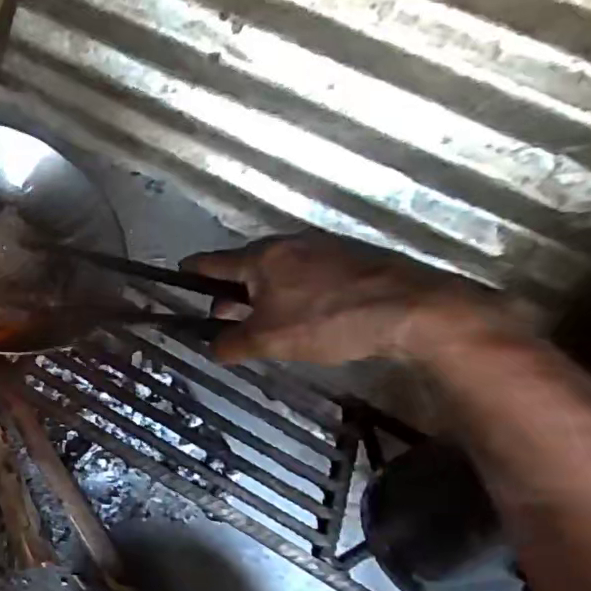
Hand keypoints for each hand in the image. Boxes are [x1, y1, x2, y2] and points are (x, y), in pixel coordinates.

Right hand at [190, 232, 517, 365]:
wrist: (415, 311)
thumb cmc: (329, 321)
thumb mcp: (268, 341)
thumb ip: (231, 343)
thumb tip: (214, 347)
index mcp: (262, 257)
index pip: (212, 262)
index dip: (190, 273)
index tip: (176, 278)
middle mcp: (289, 244)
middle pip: (244, 266)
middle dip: (228, 292)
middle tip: (221, 320)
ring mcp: (323, 248)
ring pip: (276, 271)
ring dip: (261, 294)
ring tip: (261, 323)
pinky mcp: (350, 260)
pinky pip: (304, 274)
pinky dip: (291, 293)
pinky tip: (299, 317)